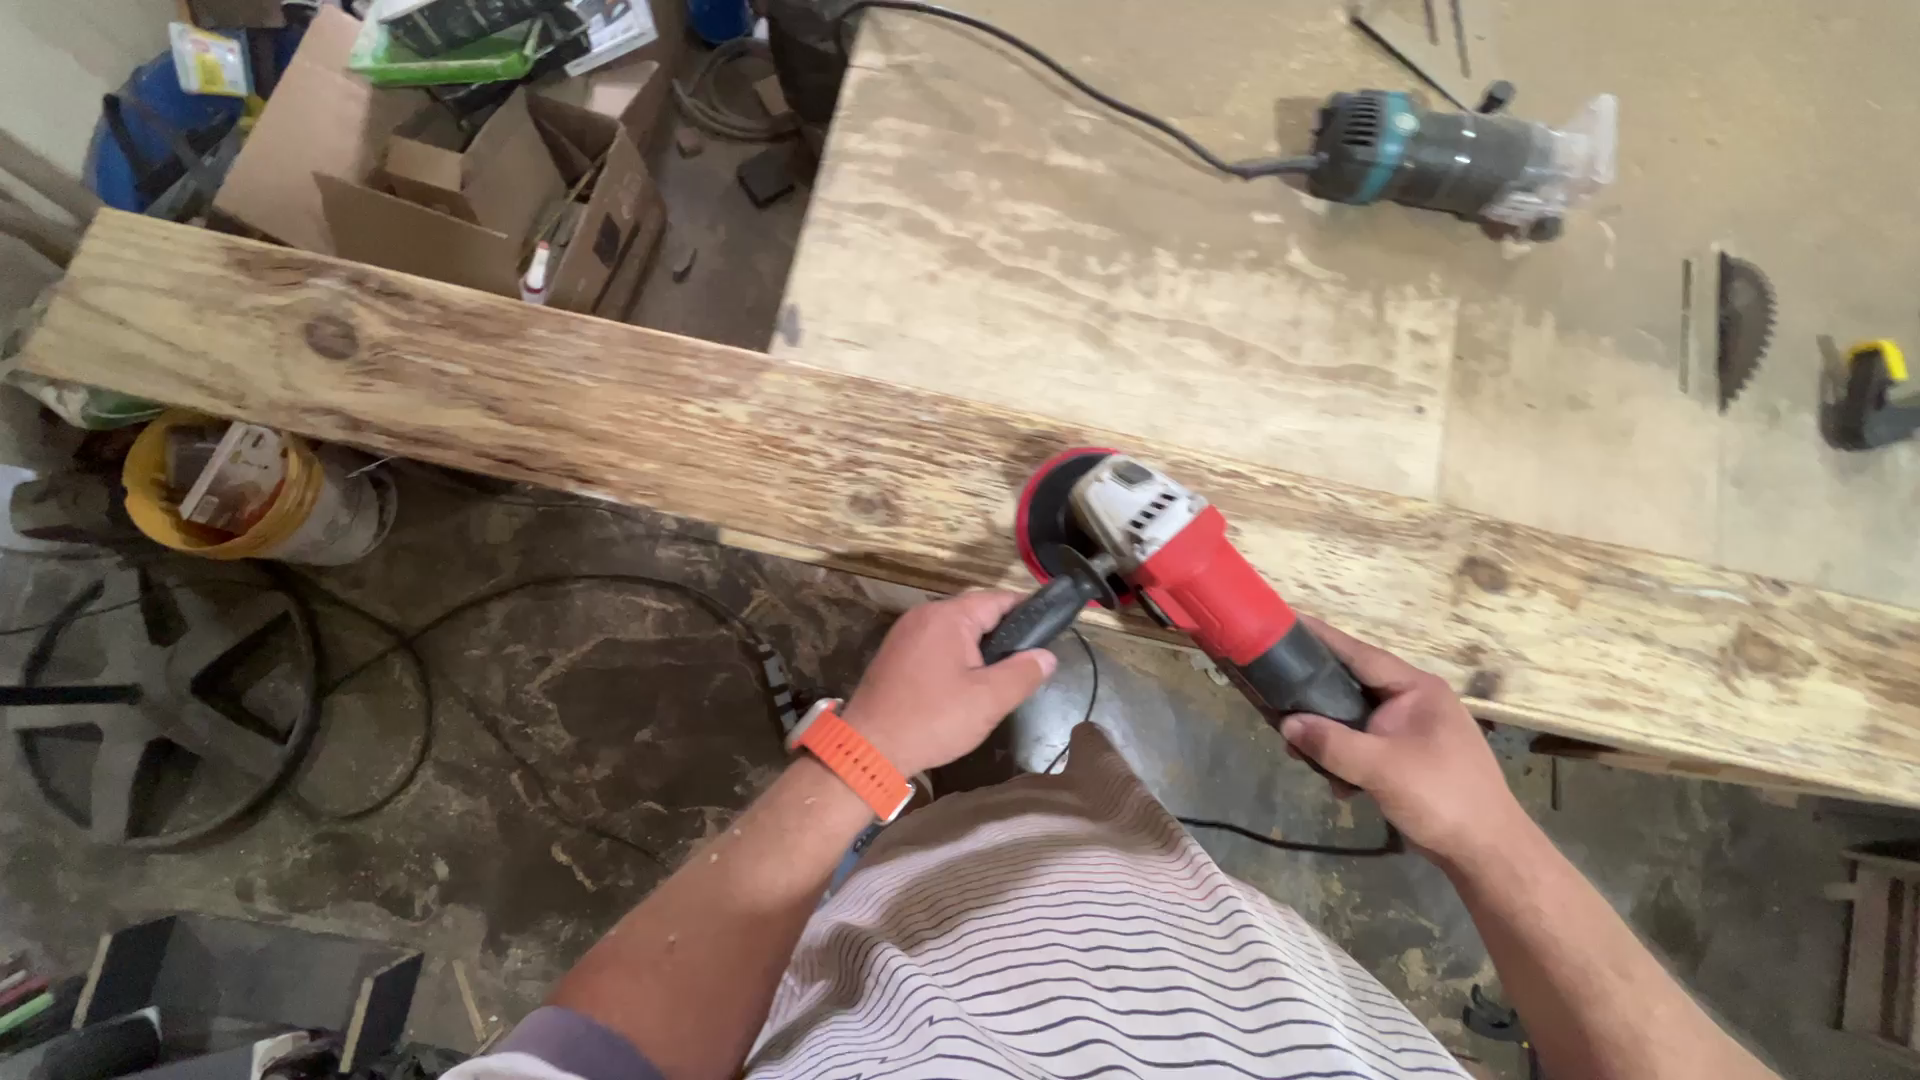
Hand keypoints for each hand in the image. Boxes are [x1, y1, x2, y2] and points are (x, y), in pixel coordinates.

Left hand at [840, 591, 1057, 775]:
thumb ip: (1023, 673)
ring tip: (1000, 676)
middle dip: (1003, 633)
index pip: (998, 599)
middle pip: (975, 612)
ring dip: (979, 647)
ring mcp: (905, 633)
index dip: (1027, 611)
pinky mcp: (894, 654)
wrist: (867, 750)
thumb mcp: (988, 700)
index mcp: (948, 616)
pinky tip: (965, 683)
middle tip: (1026, 663)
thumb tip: (1047, 656)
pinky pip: (935, 644)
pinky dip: (955, 656)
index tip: (1050, 630)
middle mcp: (924, 614)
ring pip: (955, 630)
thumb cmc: (932, 720)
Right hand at [1279, 616, 1529, 863]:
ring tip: (1299, 753)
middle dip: (1314, 699)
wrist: (1489, 855)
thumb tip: (1285, 724)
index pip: (1360, 652)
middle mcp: (1414, 702)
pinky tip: (1336, 785)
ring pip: (1352, 719)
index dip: (1321, 637)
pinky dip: (1344, 760)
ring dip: (1327, 737)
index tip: (1285, 620)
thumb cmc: (1443, 798)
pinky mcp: (1406, 757)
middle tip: (1275, 697)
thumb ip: (1330, 742)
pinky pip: (1362, 745)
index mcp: (1417, 689)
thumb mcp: (1380, 768)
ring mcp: (1411, 730)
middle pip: (1351, 686)